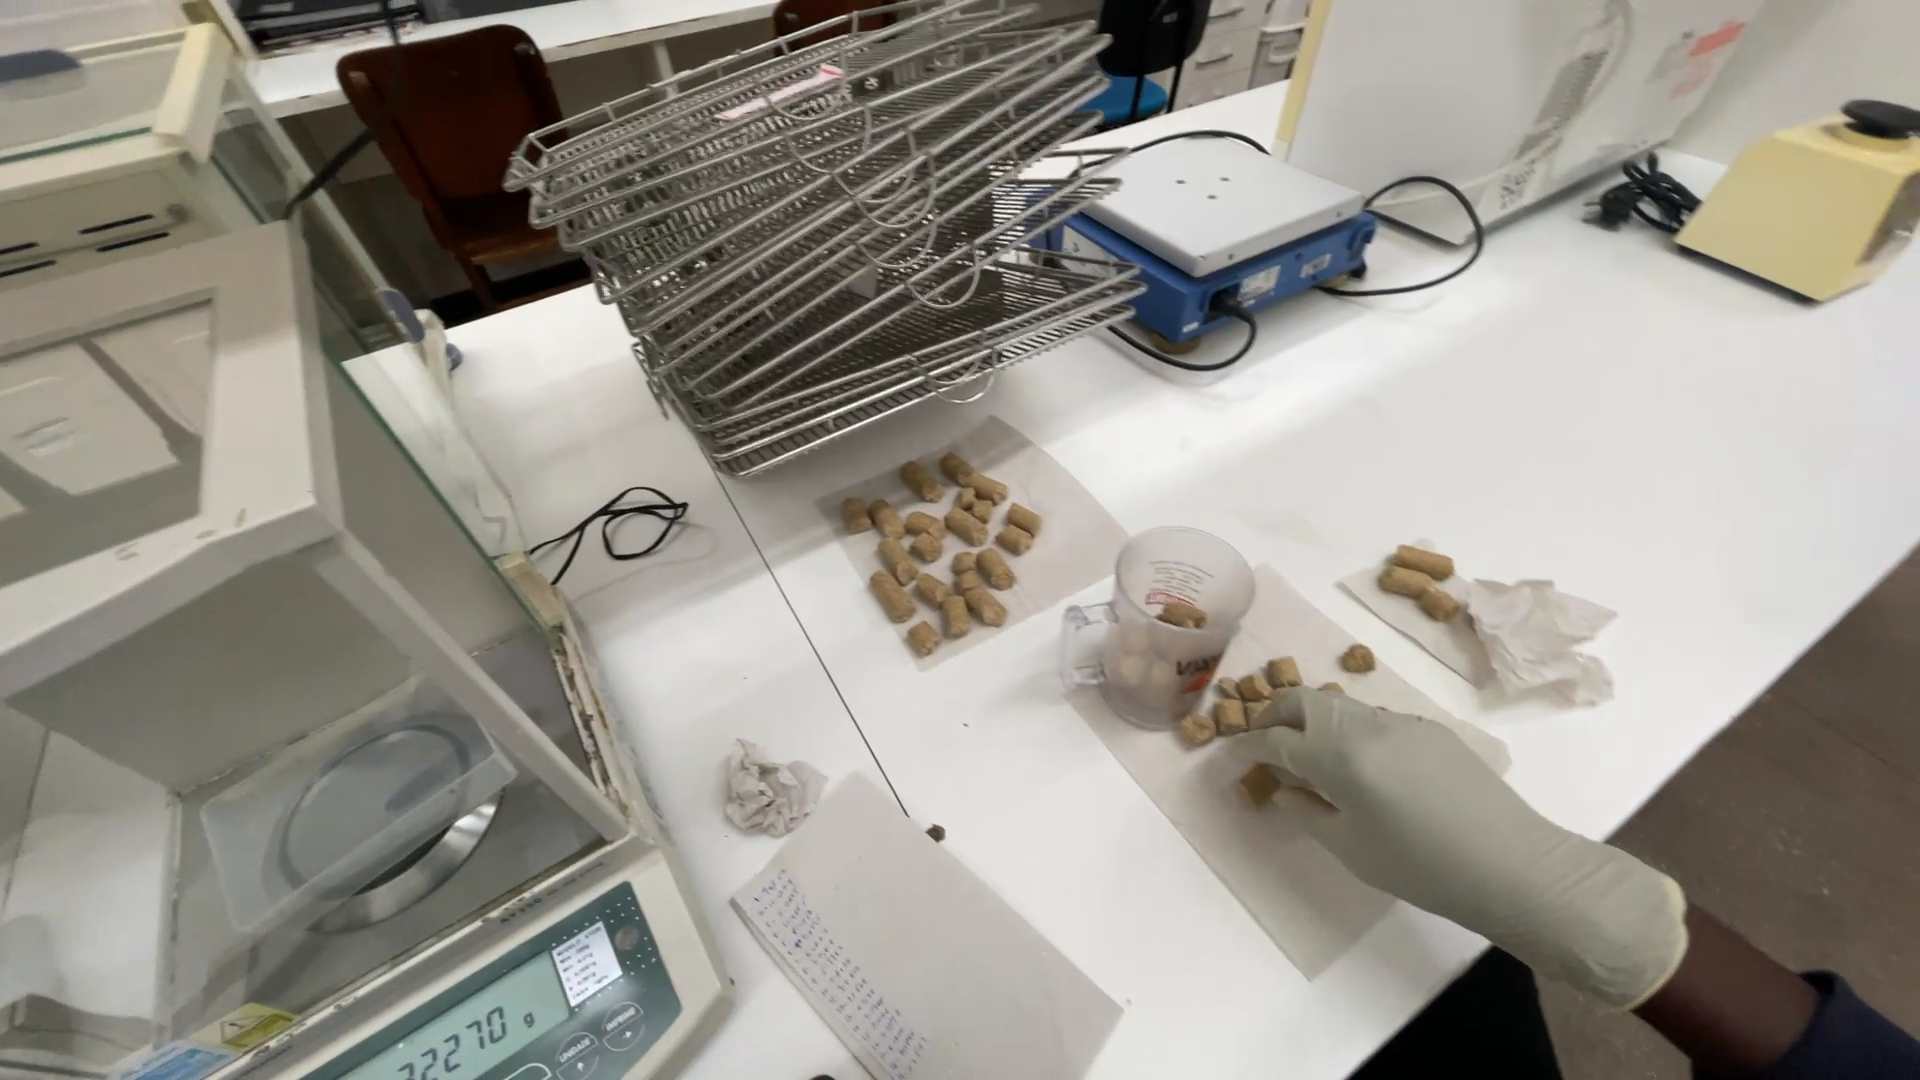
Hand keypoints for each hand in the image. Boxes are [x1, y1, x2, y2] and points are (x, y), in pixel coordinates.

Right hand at [1231, 688, 1687, 1007]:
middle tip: (1268, 741)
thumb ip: (1305, 812)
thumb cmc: (1420, 866)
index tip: (1234, 754)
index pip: (1275, 740)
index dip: (1248, 746)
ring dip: (1315, 722)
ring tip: (1316, 756)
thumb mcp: (1349, 848)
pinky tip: (1367, 767)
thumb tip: (1282, 790)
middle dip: (1275, 715)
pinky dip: (1352, 731)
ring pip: (1339, 706)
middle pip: (1302, 700)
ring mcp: (1398, 722)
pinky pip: (1374, 719)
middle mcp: (1362, 726)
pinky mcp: (1429, 728)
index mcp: (1336, 756)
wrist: (1513, 865)